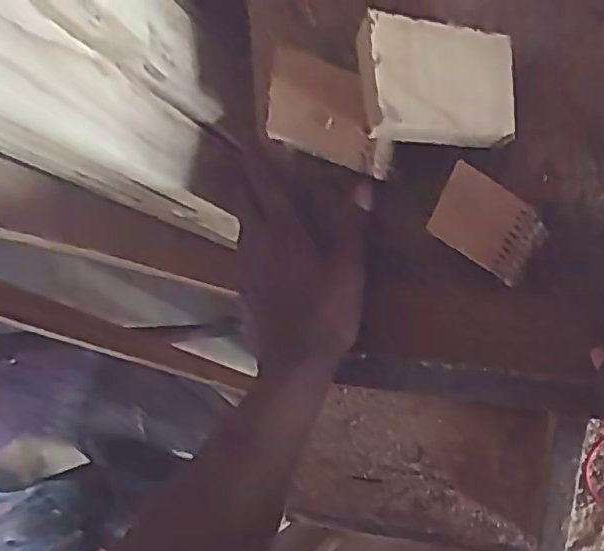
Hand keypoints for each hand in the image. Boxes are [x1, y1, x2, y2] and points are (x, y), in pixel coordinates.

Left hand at [237, 154, 371, 375]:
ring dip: (247, 205)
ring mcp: (246, 265)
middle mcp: (256, 240)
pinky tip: (263, 248)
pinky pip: (245, 250)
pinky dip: (252, 237)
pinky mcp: (245, 287)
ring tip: (256, 197)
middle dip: (244, 174)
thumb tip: (361, 186)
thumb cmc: (327, 315)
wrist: (295, 362)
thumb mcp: (348, 271)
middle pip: (242, 196)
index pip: (264, 180)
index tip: (252, 135)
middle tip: (248, 159)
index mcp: (283, 230)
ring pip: (241, 223)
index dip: (258, 156)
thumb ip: (351, 227)